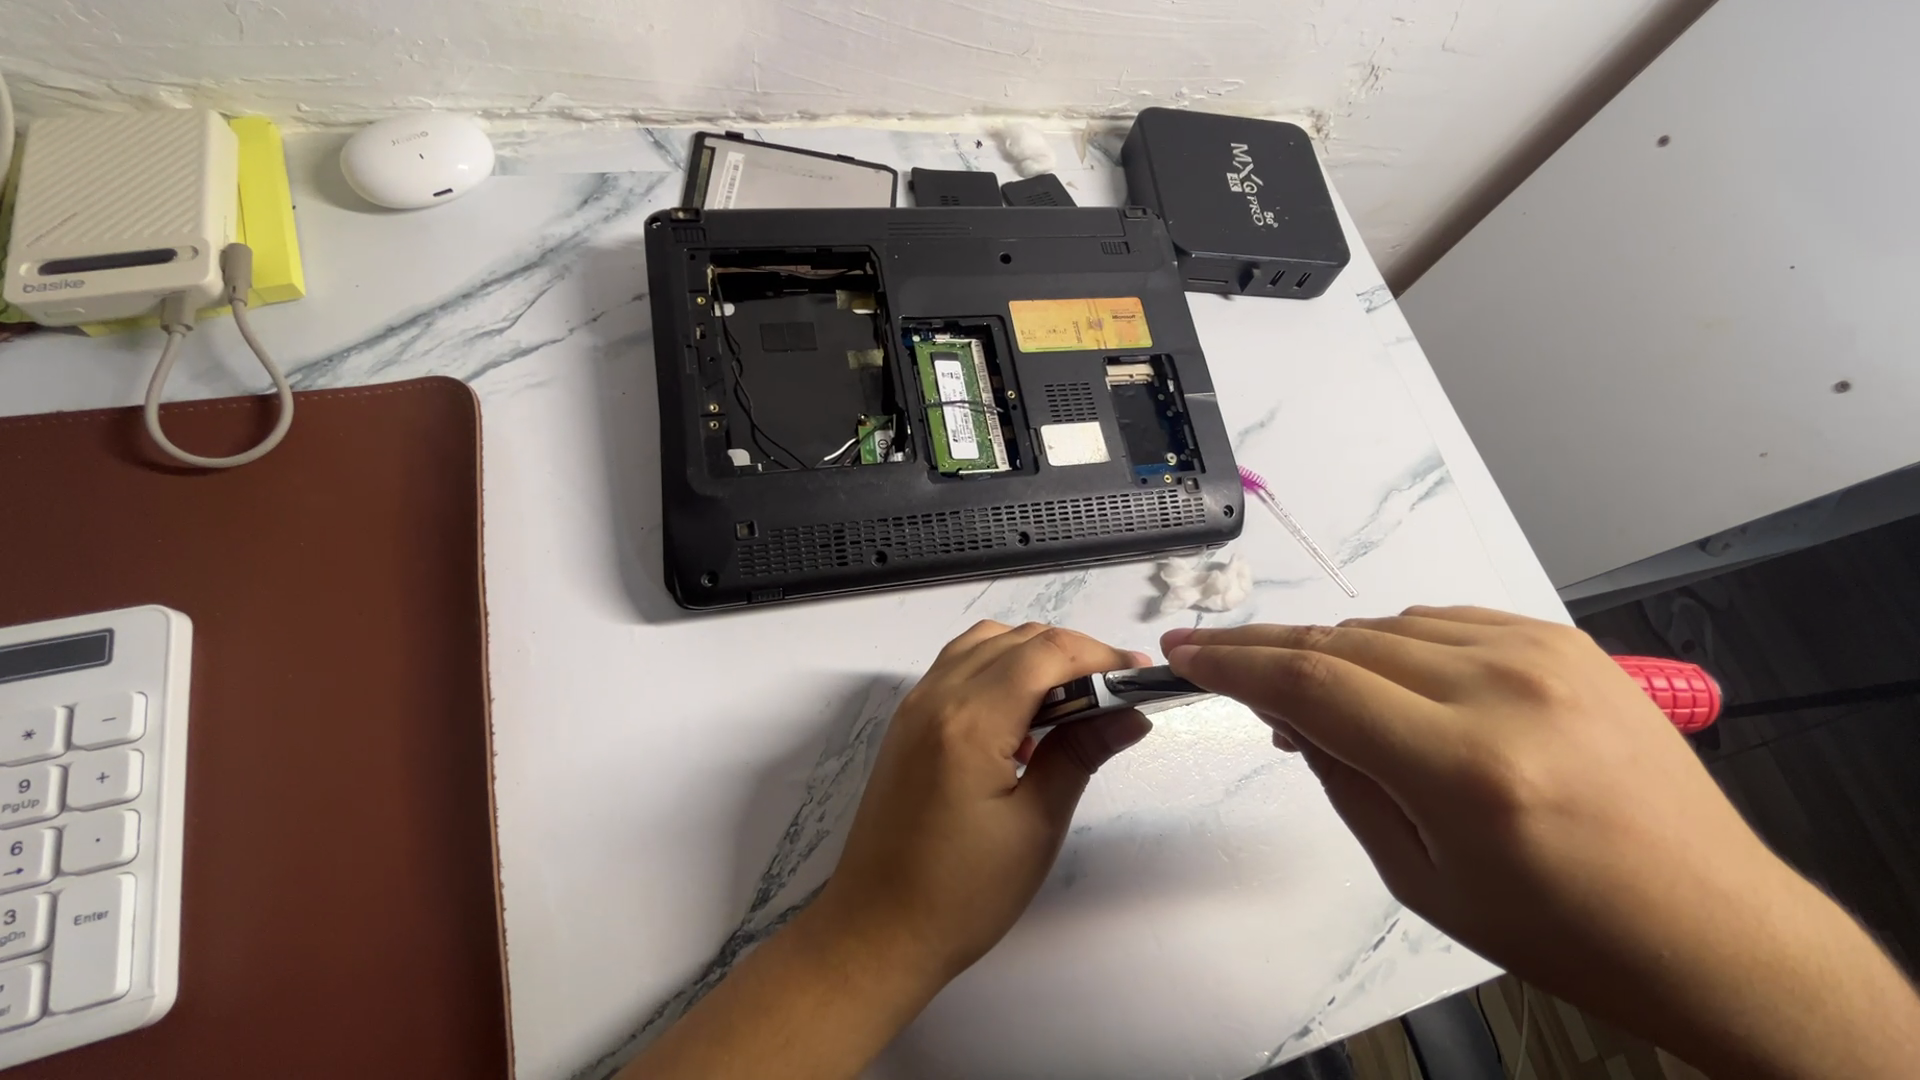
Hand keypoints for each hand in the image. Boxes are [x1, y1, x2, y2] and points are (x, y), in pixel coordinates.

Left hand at [815, 621, 1153, 984]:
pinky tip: (1020, 715)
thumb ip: (1080, 754)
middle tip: (1115, 693)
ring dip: (1033, 654)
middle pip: (1017, 639)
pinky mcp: (907, 721)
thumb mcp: (1035, 825)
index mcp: (970, 720)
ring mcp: (915, 705)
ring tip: (1071, 701)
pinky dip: (998, 667)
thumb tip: (1130, 715)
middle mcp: (937, 696)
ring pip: (985, 642)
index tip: (1139, 678)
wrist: (877, 929)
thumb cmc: (962, 893)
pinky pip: (958, 665)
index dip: (1100, 656)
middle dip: (1073, 653)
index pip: (1046, 653)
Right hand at [1163, 607, 1919, 1079]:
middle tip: (1216, 661)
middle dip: (1264, 650)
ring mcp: (1542, 656)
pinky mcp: (1563, 643)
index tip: (1185, 653)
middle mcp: (1507, 692)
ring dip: (1327, 652)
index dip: (1232, 661)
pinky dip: (1389, 643)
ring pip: (1380, 626)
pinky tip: (1382, 678)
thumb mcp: (1417, 874)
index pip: (1311, 683)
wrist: (1712, 929)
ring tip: (1312, 696)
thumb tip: (1284, 709)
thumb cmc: (1561, 927)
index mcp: (1468, 768)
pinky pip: (1437, 622)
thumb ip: (1338, 775)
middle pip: (1338, 642)